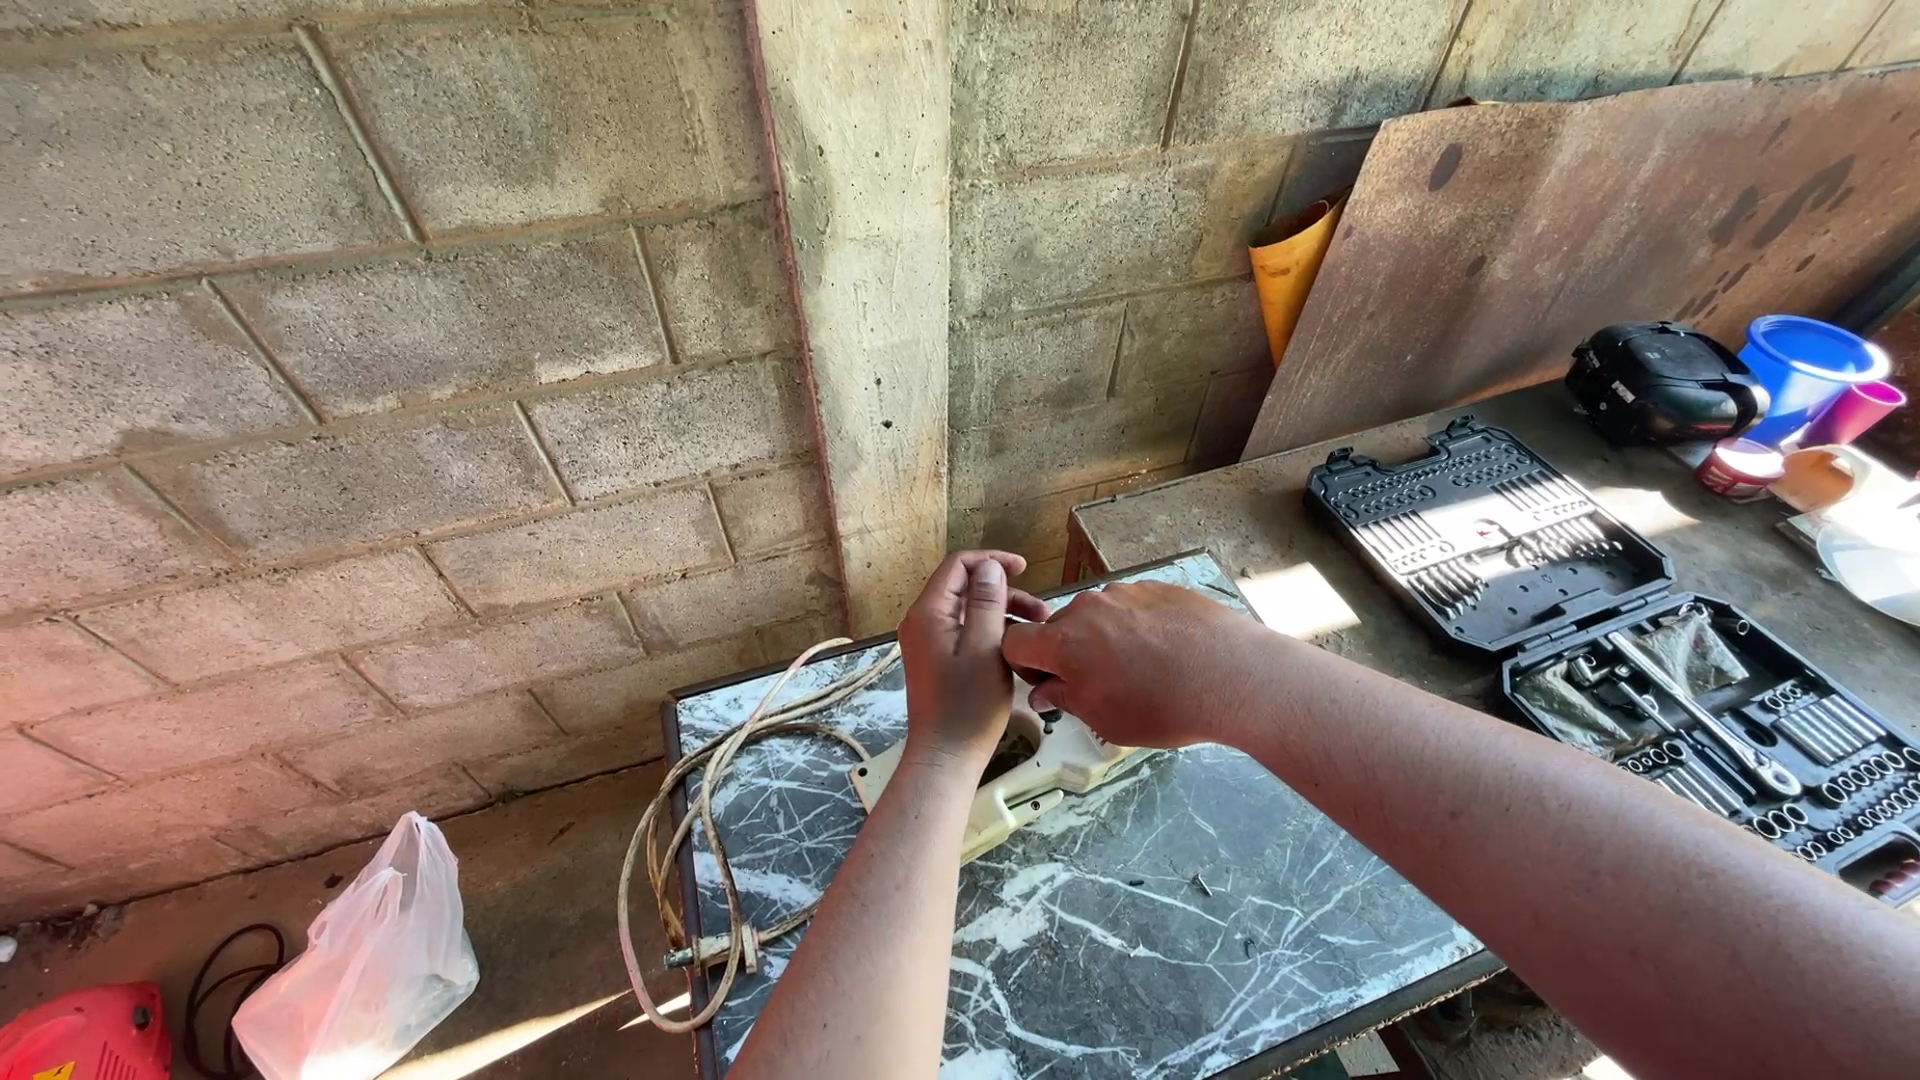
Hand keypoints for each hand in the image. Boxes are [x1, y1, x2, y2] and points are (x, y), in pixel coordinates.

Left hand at [897, 550, 1051, 769]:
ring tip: (1037, 631)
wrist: (945, 757)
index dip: (992, 561)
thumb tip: (989, 567)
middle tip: (1041, 611)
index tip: (1025, 569)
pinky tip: (1018, 650)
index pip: (958, 566)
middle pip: (966, 588)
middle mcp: (923, 622)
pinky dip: (992, 633)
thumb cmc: (967, 706)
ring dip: (1003, 614)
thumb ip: (987, 602)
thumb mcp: (986, 648)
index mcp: (929, 613)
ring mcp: (928, 642)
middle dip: (1005, 592)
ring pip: (970, 612)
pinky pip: (967, 633)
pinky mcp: (938, 660)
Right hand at [1001, 581, 1288, 748]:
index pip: (1015, 642)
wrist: (1235, 676)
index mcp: (1064, 642)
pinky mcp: (1157, 586)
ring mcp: (1124, 592)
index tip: (1048, 684)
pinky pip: (1132, 606)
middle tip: (1102, 684)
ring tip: (1144, 668)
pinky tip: (1168, 651)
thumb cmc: (1164, 706)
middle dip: (1069, 654)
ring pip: (1097, 616)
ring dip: (1105, 638)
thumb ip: (1066, 700)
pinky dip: (1138, 626)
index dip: (1025, 666)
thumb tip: (1046, 691)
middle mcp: (1087, 607)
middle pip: (1059, 628)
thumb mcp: (1105, 720)